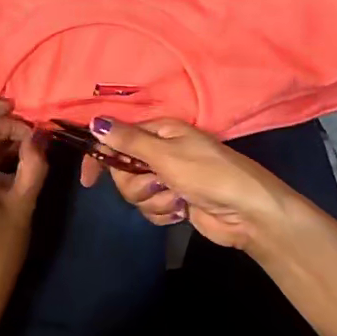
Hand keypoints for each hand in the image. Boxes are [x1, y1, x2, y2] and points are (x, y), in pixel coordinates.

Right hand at [77, 116, 301, 253]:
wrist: (248, 212)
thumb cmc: (209, 174)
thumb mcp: (164, 153)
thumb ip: (127, 140)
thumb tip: (94, 122)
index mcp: (159, 131)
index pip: (116, 139)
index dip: (99, 157)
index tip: (88, 180)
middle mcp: (160, 152)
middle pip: (122, 170)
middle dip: (136, 183)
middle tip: (158, 183)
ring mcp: (167, 178)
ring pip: (135, 193)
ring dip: (154, 200)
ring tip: (178, 198)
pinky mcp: (174, 202)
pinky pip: (150, 209)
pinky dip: (164, 213)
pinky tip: (182, 211)